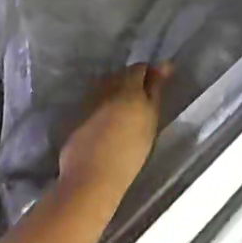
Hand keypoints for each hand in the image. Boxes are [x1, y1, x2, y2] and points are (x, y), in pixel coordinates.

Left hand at [58, 63, 169, 196]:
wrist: (92, 178)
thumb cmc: (129, 151)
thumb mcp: (150, 119)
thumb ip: (156, 90)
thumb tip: (165, 64)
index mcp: (128, 87)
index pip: (139, 68)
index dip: (147, 76)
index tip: (153, 89)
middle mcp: (107, 89)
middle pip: (121, 75)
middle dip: (130, 83)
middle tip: (140, 103)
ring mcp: (89, 102)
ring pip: (106, 88)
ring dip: (115, 94)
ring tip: (123, 114)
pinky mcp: (76, 116)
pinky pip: (93, 103)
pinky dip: (101, 108)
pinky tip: (106, 125)